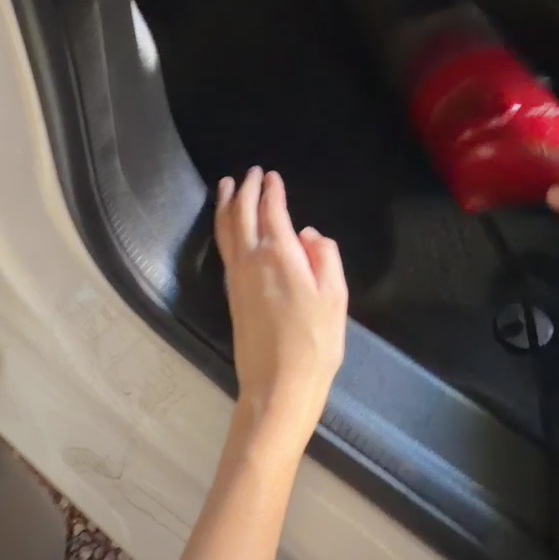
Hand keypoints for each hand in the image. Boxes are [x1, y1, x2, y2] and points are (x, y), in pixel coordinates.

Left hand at [215, 168, 347, 445]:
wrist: (278, 386)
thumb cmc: (314, 342)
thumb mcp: (335, 297)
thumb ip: (324, 257)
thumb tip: (308, 233)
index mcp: (278, 254)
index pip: (271, 210)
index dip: (271, 190)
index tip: (271, 176)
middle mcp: (250, 259)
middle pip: (241, 214)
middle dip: (244, 190)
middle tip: (249, 173)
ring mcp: (236, 278)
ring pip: (225, 230)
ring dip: (226, 205)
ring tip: (226, 187)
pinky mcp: (231, 295)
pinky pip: (224, 248)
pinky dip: (224, 227)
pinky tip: (228, 227)